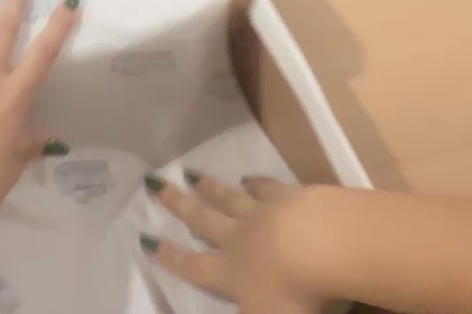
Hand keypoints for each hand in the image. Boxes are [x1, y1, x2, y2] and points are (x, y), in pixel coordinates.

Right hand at [144, 173, 321, 313]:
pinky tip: (248, 178)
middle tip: (155, 183)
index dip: (170, 256)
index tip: (147, 239)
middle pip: (204, 220)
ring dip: (210, 188)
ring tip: (191, 173)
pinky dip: (255, 183)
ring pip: (230, 199)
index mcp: (232, 274)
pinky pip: (266, 188)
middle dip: (178, 204)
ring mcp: (264, 214)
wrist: (325, 245)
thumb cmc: (295, 297)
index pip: (194, 266)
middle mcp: (240, 239)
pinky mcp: (290, 198)